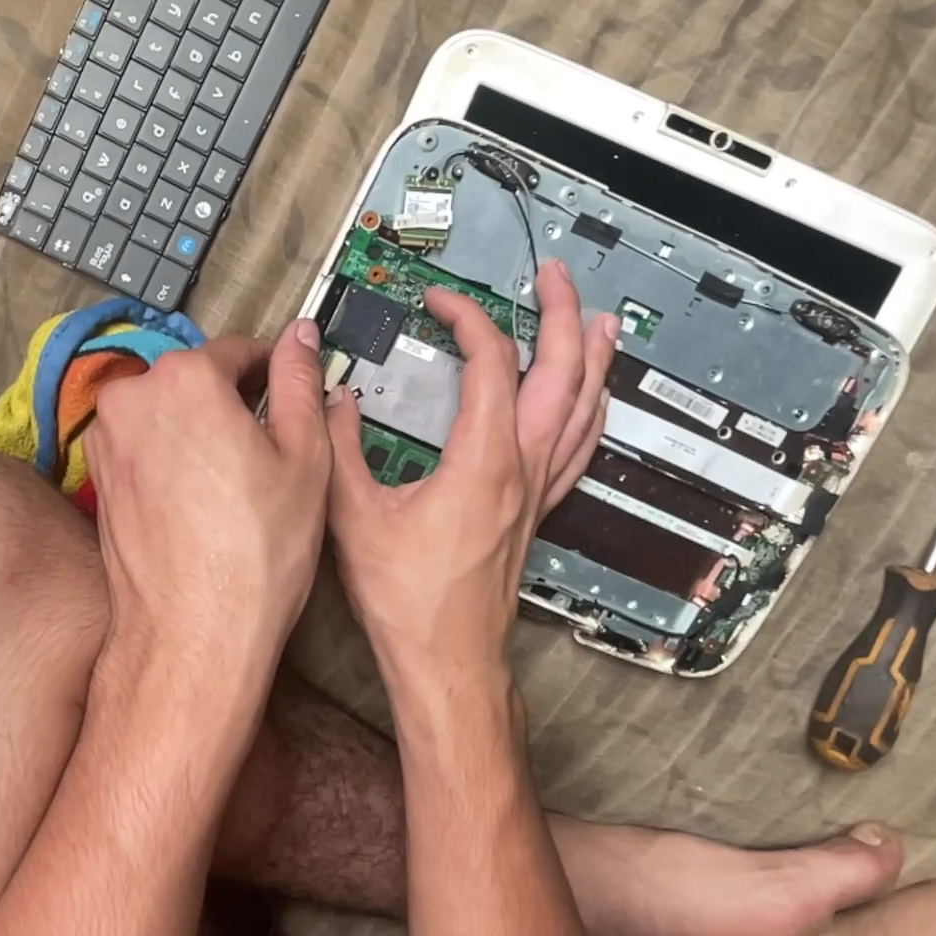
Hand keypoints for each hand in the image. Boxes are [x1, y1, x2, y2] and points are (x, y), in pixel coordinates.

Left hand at [85, 321, 332, 675]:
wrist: (192, 633)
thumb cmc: (255, 551)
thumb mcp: (304, 455)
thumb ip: (300, 382)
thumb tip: (300, 340)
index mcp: (184, 377)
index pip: (237, 351)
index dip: (271, 369)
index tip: (288, 387)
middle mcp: (133, 397)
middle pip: (196, 379)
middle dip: (232, 400)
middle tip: (270, 442)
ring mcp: (107, 439)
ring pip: (168, 412)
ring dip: (200, 428)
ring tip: (237, 478)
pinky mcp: (99, 478)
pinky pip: (145, 446)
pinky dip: (173, 456)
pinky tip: (202, 497)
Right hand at [324, 259, 617, 676]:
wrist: (447, 659)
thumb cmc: (407, 598)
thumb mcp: (352, 513)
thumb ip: (339, 446)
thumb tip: (337, 400)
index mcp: (481, 461)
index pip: (490, 363)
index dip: (468, 319)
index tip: (440, 301)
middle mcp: (522, 470)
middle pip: (561, 374)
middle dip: (559, 314)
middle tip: (554, 275)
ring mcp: (536, 493)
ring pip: (583, 410)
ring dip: (591, 358)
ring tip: (597, 319)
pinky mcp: (534, 514)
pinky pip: (579, 449)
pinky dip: (591, 412)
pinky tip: (592, 403)